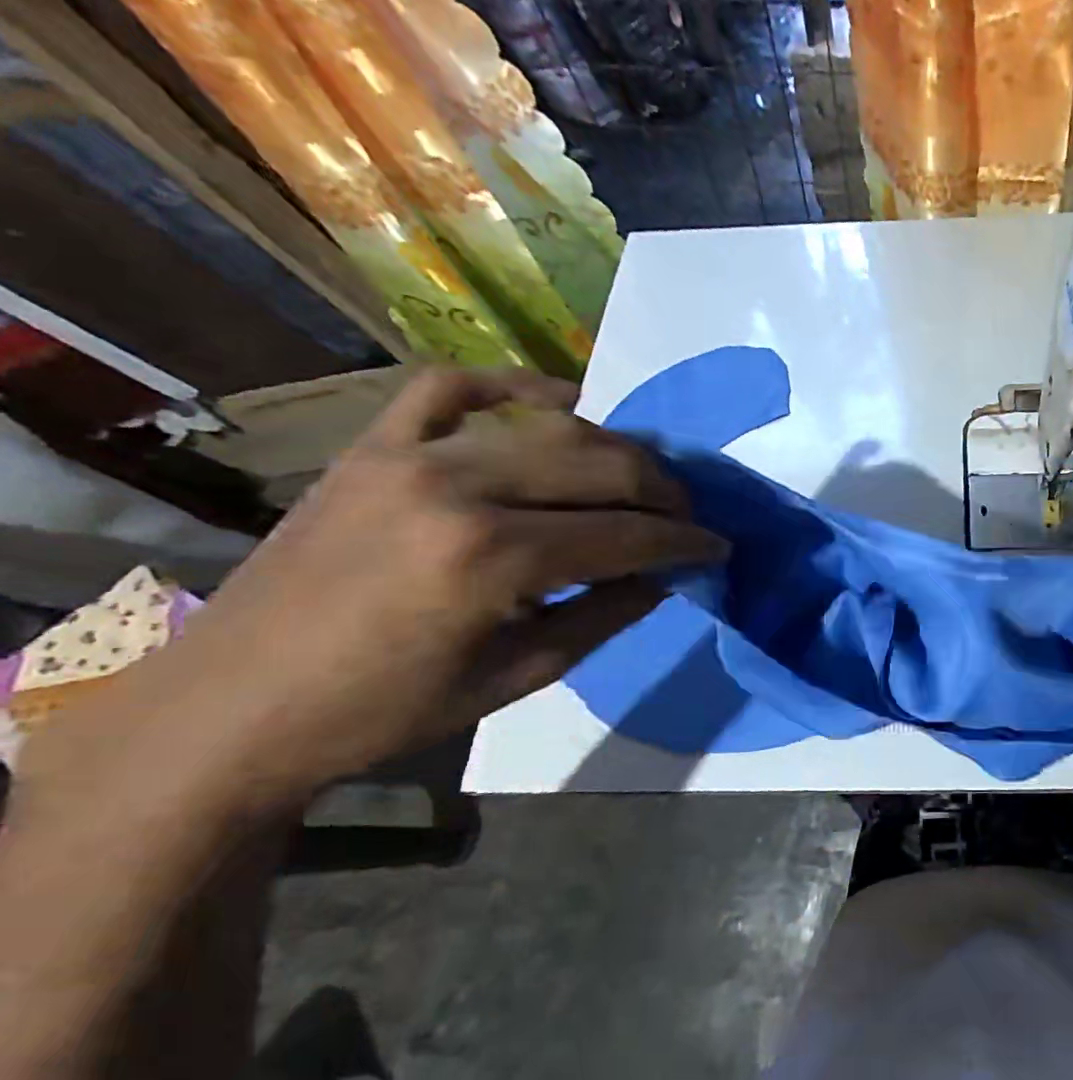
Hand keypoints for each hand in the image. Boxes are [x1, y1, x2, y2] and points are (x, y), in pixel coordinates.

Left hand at [23, 369, 726, 813]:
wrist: (235, 706)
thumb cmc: (388, 710)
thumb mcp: (522, 675)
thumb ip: (606, 614)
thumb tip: (666, 576)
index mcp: (494, 559)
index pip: (626, 533)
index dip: (685, 541)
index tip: (719, 546)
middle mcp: (460, 487)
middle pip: (601, 465)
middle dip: (664, 490)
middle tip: (688, 516)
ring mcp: (411, 455)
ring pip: (548, 425)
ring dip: (614, 449)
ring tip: (640, 478)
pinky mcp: (374, 446)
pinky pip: (454, 389)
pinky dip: (516, 386)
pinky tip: (560, 400)